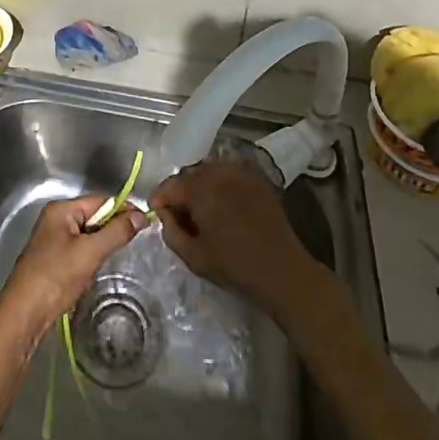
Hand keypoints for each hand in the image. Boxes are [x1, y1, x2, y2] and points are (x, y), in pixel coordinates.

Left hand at [0, 195, 145, 335]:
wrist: (24, 313)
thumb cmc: (56, 277)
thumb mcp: (90, 252)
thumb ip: (117, 232)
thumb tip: (141, 216)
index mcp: (61, 210)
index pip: (100, 201)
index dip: (123, 210)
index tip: (144, 223)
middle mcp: (55, 219)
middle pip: (94, 217)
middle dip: (110, 231)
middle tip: (128, 244)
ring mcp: (52, 239)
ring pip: (88, 235)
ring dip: (100, 247)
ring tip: (107, 260)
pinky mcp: (52, 258)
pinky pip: (79, 250)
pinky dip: (89, 258)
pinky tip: (91, 272)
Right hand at [150, 159, 325, 316]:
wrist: (281, 270)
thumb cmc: (234, 266)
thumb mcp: (193, 256)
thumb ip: (171, 231)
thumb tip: (165, 214)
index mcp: (202, 191)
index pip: (171, 185)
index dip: (160, 198)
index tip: (157, 211)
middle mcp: (220, 175)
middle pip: (189, 173)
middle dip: (179, 189)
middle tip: (178, 212)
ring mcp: (241, 175)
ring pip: (209, 169)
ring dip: (199, 183)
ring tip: (199, 206)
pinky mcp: (257, 181)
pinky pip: (229, 172)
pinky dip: (219, 182)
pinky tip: (221, 201)